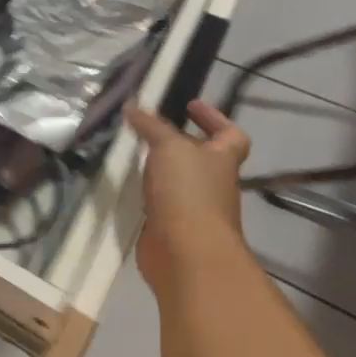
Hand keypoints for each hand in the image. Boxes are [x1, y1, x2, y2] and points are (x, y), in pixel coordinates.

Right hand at [126, 101, 251, 291]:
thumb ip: (152, 126)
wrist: (187, 251)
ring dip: (159, 163)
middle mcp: (212, 182)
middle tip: (148, 124)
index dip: (215, 118)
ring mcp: (193, 205)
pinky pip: (159, 196)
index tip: (190, 104)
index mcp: (221, 161)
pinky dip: (145, 186)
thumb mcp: (170, 147)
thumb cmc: (187, 192)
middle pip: (203, 156)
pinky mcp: (171, 222)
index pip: (231, 135)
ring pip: (179, 176)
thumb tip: (134, 106)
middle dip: (180, 139)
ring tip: (130, 147)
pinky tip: (124, 178)